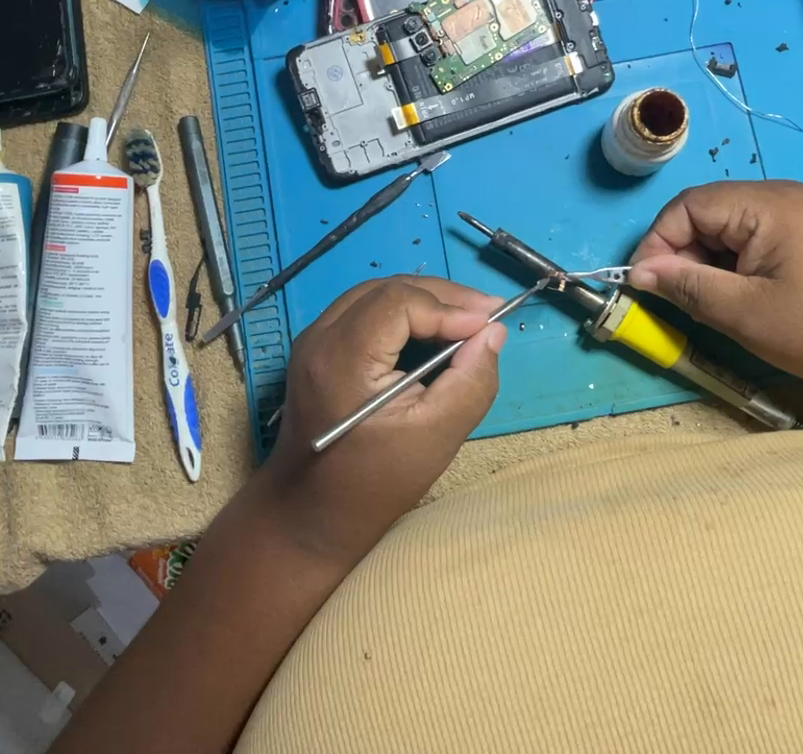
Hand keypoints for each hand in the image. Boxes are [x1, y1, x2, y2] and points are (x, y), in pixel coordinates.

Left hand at [257, 276, 506, 563]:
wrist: (308, 514)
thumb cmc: (374, 483)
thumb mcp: (437, 437)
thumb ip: (471, 381)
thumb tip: (494, 333)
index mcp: (343, 358)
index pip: (400, 302)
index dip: (450, 308)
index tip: (488, 328)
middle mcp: (320, 337)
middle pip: (387, 288)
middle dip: (443, 296)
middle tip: (488, 313)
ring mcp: (313, 340)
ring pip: (376, 294)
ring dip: (424, 300)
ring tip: (468, 318)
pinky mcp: (317, 349)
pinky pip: (365, 311)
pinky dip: (403, 313)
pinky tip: (433, 330)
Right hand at [628, 181, 802, 389]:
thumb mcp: (744, 313)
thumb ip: (686, 286)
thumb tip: (638, 273)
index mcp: (767, 204)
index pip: (688, 206)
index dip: (658, 242)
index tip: (645, 284)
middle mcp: (782, 196)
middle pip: (706, 212)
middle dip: (681, 252)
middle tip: (676, 297)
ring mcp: (799, 213)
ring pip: (727, 226)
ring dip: (706, 261)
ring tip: (707, 301)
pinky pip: (752, 236)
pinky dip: (732, 263)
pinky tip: (737, 295)